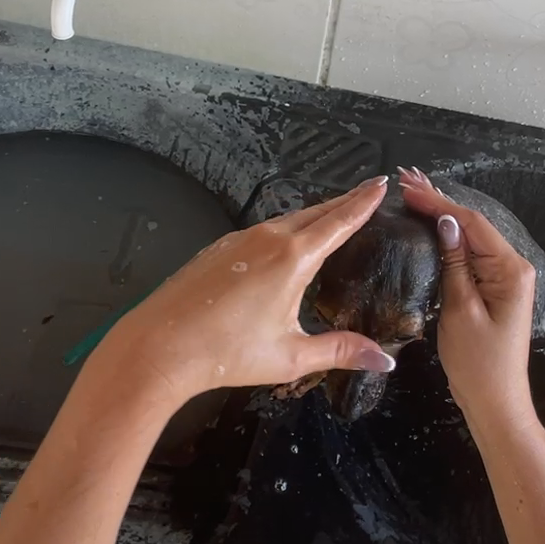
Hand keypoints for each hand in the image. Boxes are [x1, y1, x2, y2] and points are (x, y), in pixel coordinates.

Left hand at [88, 176, 396, 412]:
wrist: (158, 347)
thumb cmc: (228, 354)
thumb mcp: (291, 356)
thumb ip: (341, 352)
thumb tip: (386, 362)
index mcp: (294, 258)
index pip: (340, 221)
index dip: (364, 201)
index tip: (382, 182)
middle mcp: (269, 238)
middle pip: (316, 212)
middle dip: (345, 201)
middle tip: (368, 191)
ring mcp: (240, 239)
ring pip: (288, 219)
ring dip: (315, 214)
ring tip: (334, 216)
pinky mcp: (219, 248)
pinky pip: (264, 230)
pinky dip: (288, 227)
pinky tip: (286, 242)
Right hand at [397, 168, 536, 423]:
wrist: (496, 402)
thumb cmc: (478, 363)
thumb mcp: (460, 311)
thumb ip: (454, 263)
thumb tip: (446, 222)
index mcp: (511, 269)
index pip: (471, 223)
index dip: (438, 202)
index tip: (407, 187)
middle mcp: (513, 266)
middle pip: (472, 224)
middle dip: (439, 200)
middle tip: (405, 178)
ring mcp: (505, 276)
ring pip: (470, 235)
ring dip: (443, 213)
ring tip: (413, 191)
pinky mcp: (495, 287)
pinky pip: (470, 253)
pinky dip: (449, 235)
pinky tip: (432, 222)